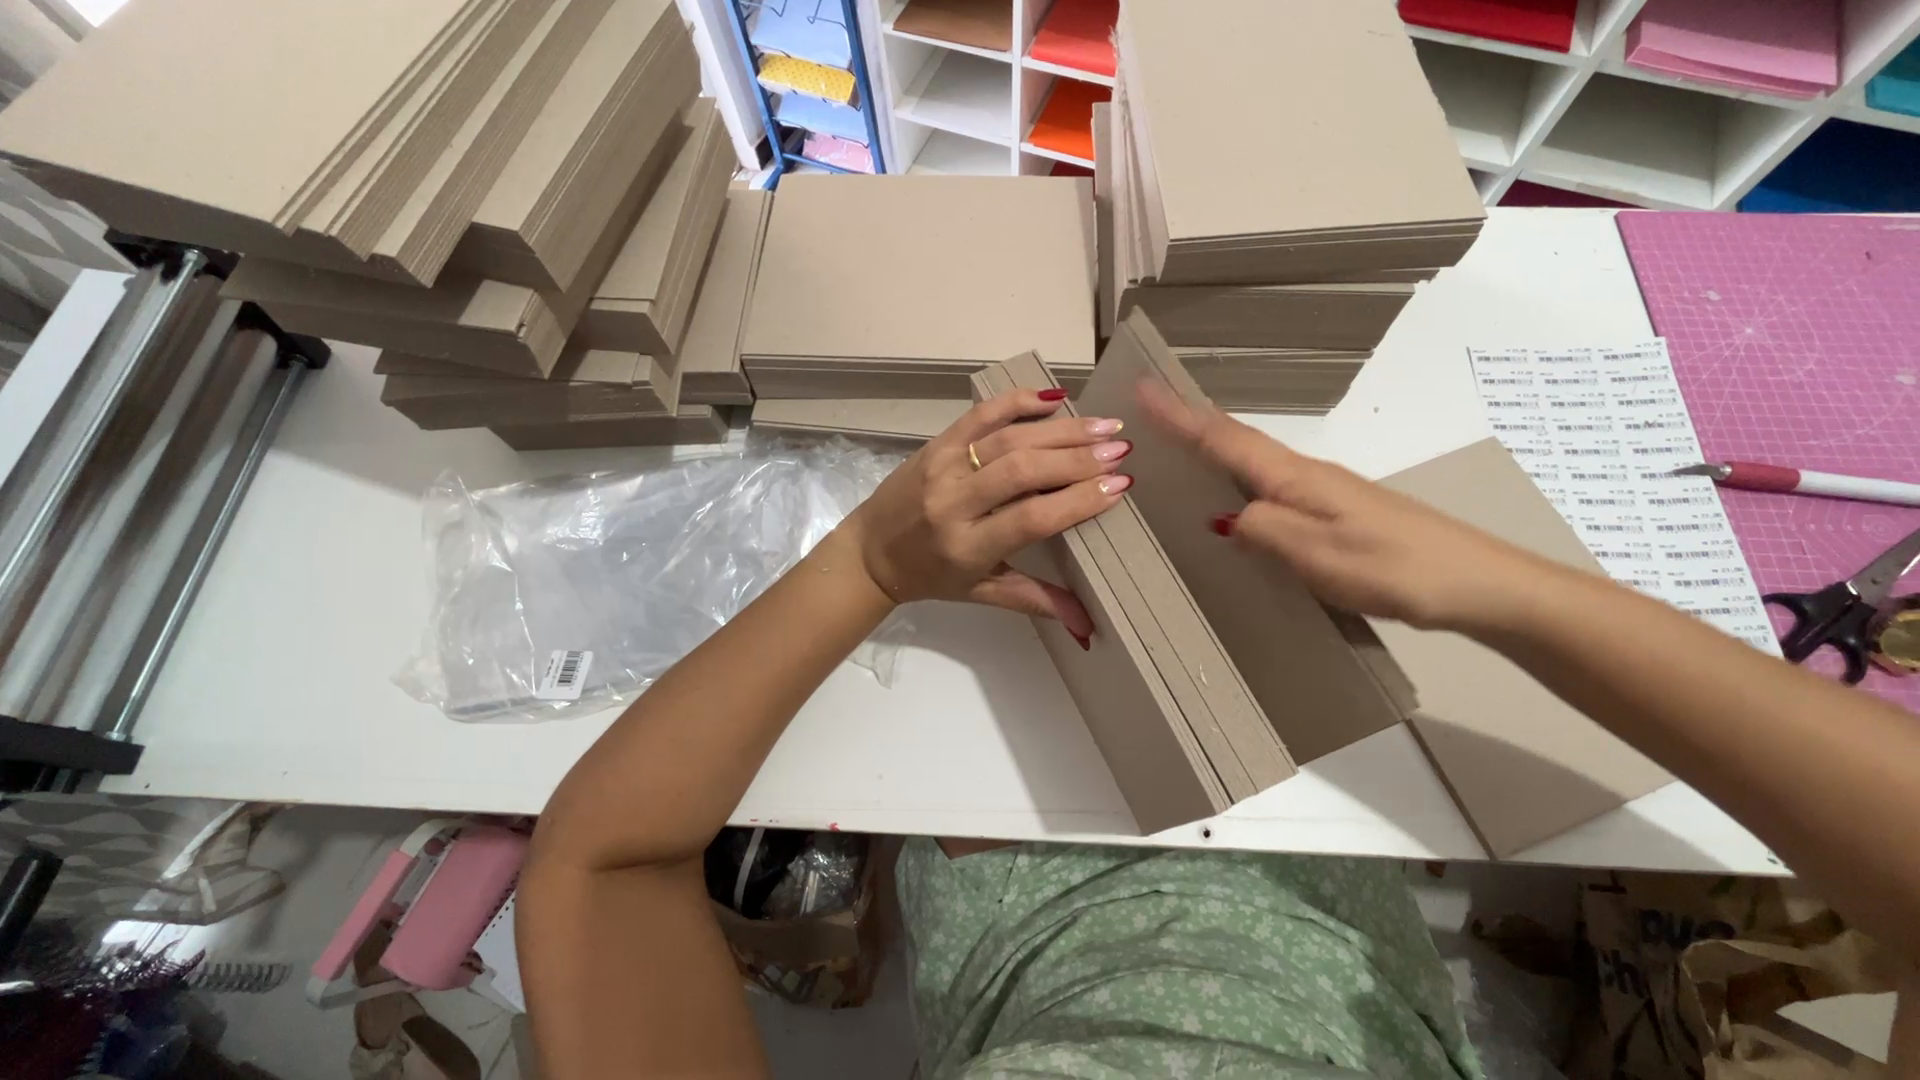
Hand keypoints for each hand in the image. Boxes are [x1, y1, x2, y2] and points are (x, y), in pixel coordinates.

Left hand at [839, 389, 1133, 644]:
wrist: (869, 552)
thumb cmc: (931, 577)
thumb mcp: (981, 593)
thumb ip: (1035, 601)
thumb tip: (1088, 626)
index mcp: (967, 547)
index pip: (1032, 518)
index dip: (1078, 501)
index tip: (1120, 487)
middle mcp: (953, 503)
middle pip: (1023, 471)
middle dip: (1077, 459)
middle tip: (1119, 452)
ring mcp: (942, 467)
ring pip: (1007, 439)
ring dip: (1060, 430)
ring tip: (1103, 427)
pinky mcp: (935, 444)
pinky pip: (980, 415)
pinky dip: (1017, 402)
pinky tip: (1055, 398)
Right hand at [1138, 380, 1547, 630]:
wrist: (1479, 584)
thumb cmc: (1396, 566)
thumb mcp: (1317, 554)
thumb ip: (1264, 530)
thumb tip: (1227, 518)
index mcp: (1296, 479)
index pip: (1226, 439)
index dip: (1182, 416)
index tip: (1145, 387)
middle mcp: (1308, 477)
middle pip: (1239, 444)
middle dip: (1191, 428)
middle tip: (1150, 417)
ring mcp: (1328, 495)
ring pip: (1256, 468)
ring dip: (1215, 455)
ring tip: (1178, 455)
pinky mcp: (1341, 517)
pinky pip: (1275, 492)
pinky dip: (1243, 485)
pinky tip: (1238, 505)